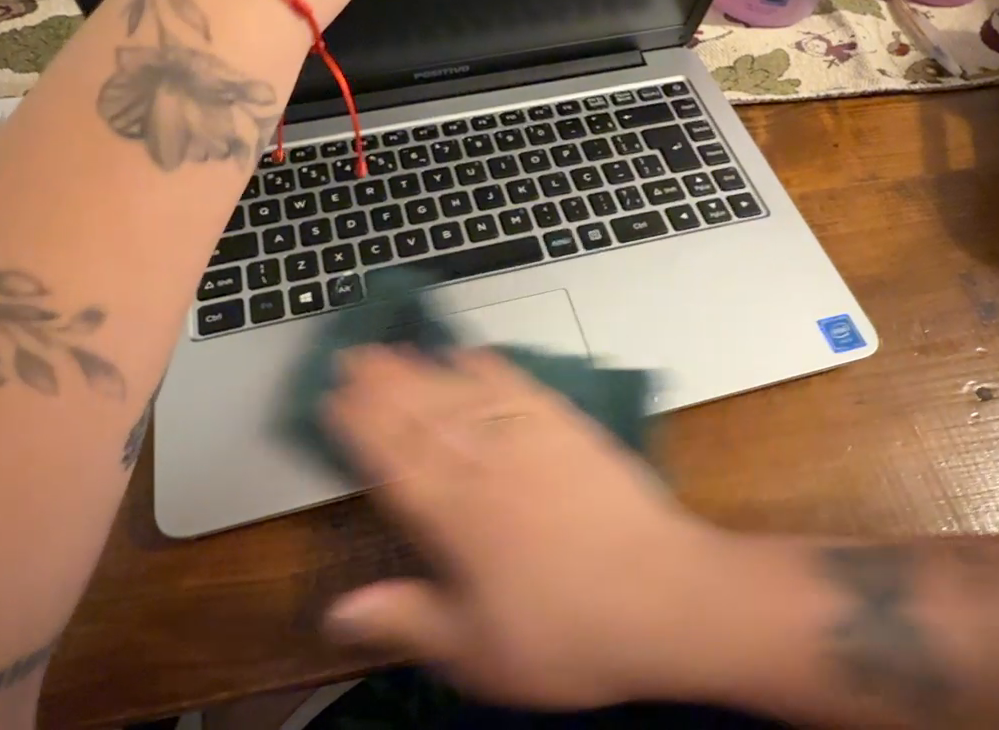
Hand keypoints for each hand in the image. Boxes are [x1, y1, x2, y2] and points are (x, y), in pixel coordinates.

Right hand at [322, 346, 731, 709]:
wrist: (665, 597)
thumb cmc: (566, 634)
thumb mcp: (476, 650)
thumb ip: (405, 619)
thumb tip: (336, 612)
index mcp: (452, 517)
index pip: (392, 458)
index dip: (358, 425)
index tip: (333, 397)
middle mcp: (482, 466)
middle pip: (421, 415)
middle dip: (382, 384)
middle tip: (353, 354)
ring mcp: (527, 440)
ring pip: (461, 394)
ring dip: (423, 368)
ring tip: (394, 347)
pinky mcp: (568, 428)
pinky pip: (519, 387)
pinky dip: (491, 367)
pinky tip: (473, 353)